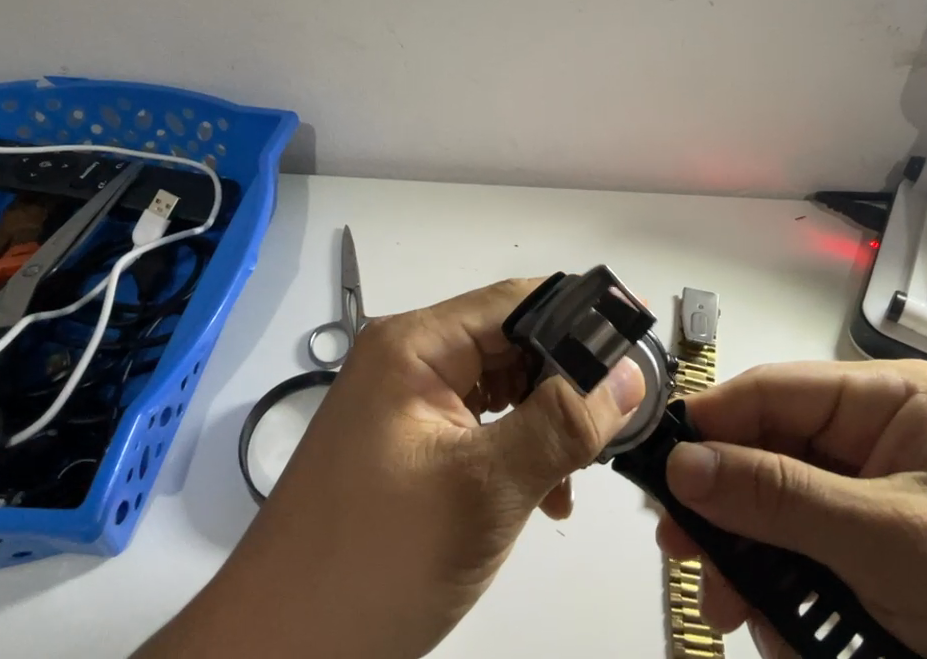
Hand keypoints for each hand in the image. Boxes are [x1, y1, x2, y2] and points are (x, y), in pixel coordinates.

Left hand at [142, 279, 645, 658]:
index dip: (583, 315)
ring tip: (585, 466)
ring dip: (548, 419)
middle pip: (511, 342)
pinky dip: (520, 448)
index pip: (517, 301)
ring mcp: (406, 404)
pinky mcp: (409, 444)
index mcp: (415, 345)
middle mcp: (408, 360)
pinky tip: (549, 492)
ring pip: (501, 386)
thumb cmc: (377, 559)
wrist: (285, 644)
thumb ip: (561, 423)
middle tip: (622, 418)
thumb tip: (627, 373)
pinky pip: (481, 425)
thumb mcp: (485, 487)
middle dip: (569, 378)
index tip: (641, 342)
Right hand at [655, 360, 926, 658]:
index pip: (772, 391)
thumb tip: (682, 464)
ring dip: (749, 558)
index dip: (711, 424)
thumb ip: (777, 497)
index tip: (658, 468)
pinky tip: (779, 626)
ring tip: (731, 607)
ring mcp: (868, 491)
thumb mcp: (885, 538)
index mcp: (886, 398)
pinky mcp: (868, 545)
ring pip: (772, 506)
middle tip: (686, 553)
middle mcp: (871, 433)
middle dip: (726, 508)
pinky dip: (781, 588)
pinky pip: (799, 550)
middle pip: (764, 451)